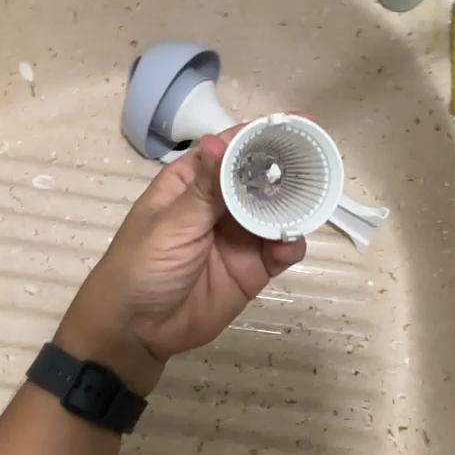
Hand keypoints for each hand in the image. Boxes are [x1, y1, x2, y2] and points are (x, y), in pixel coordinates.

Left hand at [55, 128, 306, 395]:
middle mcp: (220, 203)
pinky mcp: (252, 269)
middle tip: (316, 164)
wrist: (137, 331)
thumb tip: (220, 140)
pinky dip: (289, 245)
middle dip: (287, 169)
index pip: (231, 148)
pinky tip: (287, 246)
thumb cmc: (142, 267)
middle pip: (261, 178)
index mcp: (193, 182)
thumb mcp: (171, 224)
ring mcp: (239, 236)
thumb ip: (206, 189)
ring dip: (293, 208)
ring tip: (308, 205)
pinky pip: (279, 250)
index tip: (298, 123)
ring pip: (276, 213)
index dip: (262, 135)